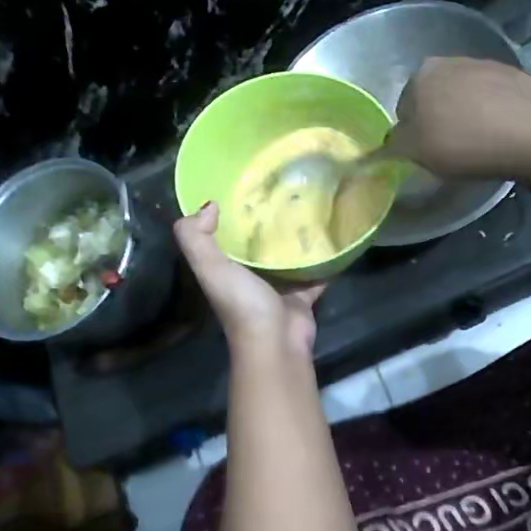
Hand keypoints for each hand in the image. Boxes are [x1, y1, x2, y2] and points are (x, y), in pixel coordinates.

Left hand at [173, 204, 324, 356]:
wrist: (276, 343)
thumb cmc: (243, 304)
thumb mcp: (210, 267)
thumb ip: (196, 236)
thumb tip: (209, 205)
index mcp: (224, 269)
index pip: (222, 237)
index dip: (226, 214)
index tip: (240, 187)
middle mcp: (248, 278)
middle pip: (255, 246)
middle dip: (264, 224)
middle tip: (282, 192)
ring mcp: (277, 289)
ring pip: (286, 259)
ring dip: (295, 241)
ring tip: (309, 210)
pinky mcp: (302, 297)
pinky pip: (315, 276)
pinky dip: (324, 263)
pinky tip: (333, 242)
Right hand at [386, 57, 530, 180]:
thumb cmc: (466, 144)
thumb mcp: (418, 152)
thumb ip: (396, 144)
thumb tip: (391, 140)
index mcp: (421, 74)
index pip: (404, 108)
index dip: (413, 135)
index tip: (428, 155)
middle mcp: (451, 60)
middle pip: (435, 98)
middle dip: (440, 122)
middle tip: (453, 153)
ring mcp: (486, 65)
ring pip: (466, 98)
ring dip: (468, 118)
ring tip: (480, 147)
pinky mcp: (516, 77)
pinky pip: (494, 101)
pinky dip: (493, 116)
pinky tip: (503, 137)